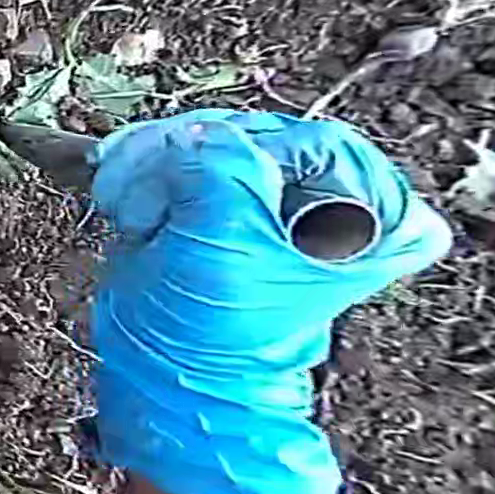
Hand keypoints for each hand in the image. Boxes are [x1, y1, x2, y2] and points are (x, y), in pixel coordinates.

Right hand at [89, 110, 451, 493]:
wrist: (163, 363)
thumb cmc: (210, 324)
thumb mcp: (224, 250)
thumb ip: (222, 178)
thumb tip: (196, 130)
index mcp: (374, 214)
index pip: (298, 139)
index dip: (226, 151)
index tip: (169, 179)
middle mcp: (327, 196)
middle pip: (240, 134)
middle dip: (172, 162)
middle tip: (132, 203)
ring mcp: (262, 195)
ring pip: (195, 141)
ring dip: (143, 170)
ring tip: (124, 214)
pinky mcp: (210, 197)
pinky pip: (169, 158)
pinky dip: (134, 174)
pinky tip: (120, 206)